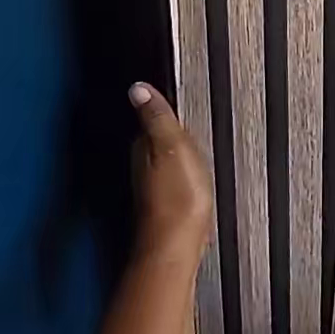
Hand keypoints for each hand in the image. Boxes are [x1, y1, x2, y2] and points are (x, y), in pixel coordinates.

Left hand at [128, 82, 214, 270]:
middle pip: (159, 139)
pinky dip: (183, 177)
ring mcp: (152, 186)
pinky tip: (194, 181)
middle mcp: (142, 165)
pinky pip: (174, 180)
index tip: (184, 106)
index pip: (155, 117)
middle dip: (175, 134)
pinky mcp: (164, 203)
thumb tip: (138, 87)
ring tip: (197, 154)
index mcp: (143, 146)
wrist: (177, 245)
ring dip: (180, 157)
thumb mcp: (173, 145)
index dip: (171, 112)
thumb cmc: (178, 199)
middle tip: (194, 130)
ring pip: (166, 161)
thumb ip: (158, 116)